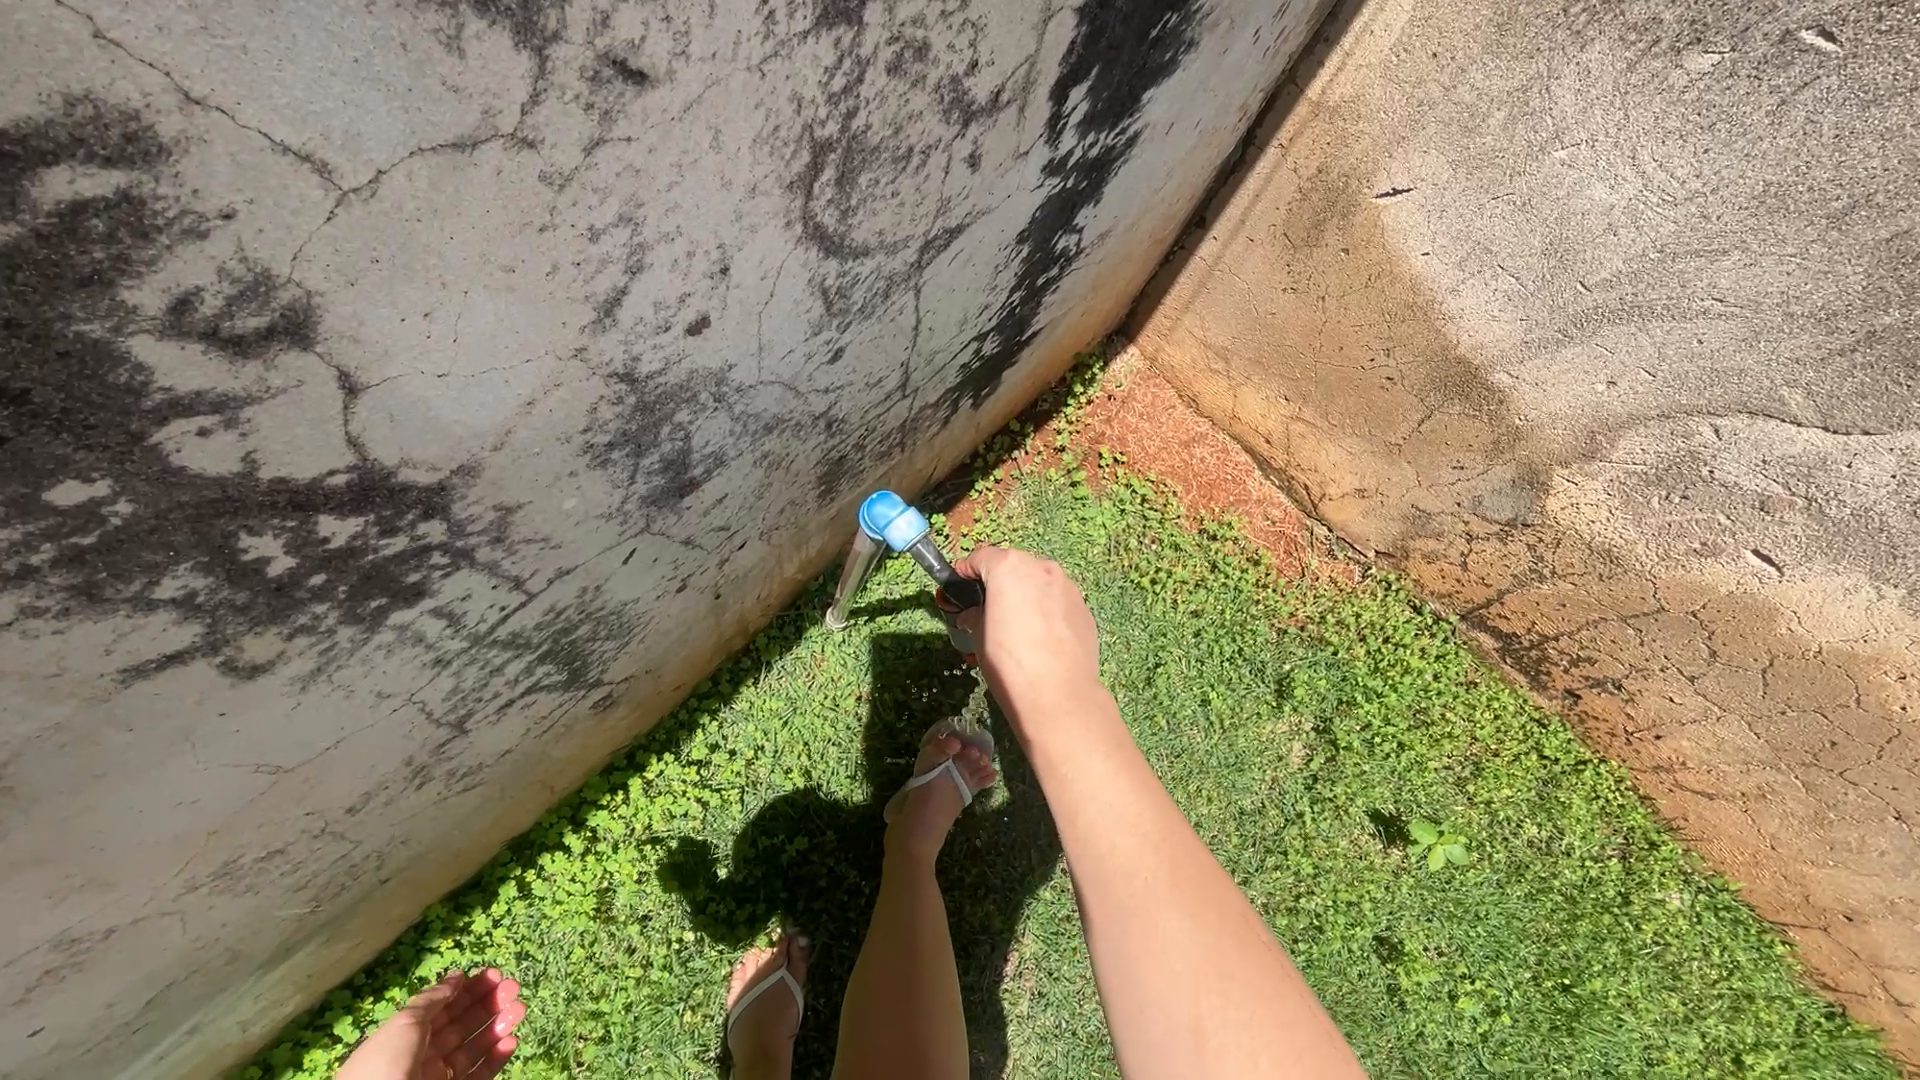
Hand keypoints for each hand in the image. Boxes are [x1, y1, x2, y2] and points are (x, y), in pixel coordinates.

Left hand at [335, 969, 525, 1079]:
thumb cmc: (383, 1067)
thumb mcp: (404, 1025)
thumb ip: (433, 999)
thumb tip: (457, 976)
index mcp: (407, 1037)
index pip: (444, 1008)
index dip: (468, 990)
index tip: (493, 974)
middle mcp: (425, 1055)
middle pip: (463, 1025)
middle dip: (489, 1004)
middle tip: (512, 987)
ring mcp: (440, 1078)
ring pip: (475, 1048)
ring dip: (499, 1026)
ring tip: (519, 1009)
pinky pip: (480, 1075)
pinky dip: (497, 1058)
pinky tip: (510, 1041)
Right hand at [952, 545, 1102, 717]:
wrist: (1057, 692)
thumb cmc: (1009, 659)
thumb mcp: (978, 636)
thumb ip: (975, 616)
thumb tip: (974, 615)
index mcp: (1009, 567)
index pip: (981, 557)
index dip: (966, 571)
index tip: (958, 585)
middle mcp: (1041, 568)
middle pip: (1013, 565)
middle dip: (998, 581)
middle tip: (988, 606)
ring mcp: (1067, 587)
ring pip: (1039, 582)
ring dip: (1025, 594)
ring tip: (1017, 623)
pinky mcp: (1084, 608)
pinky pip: (1057, 601)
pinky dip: (1046, 610)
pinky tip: (1041, 636)